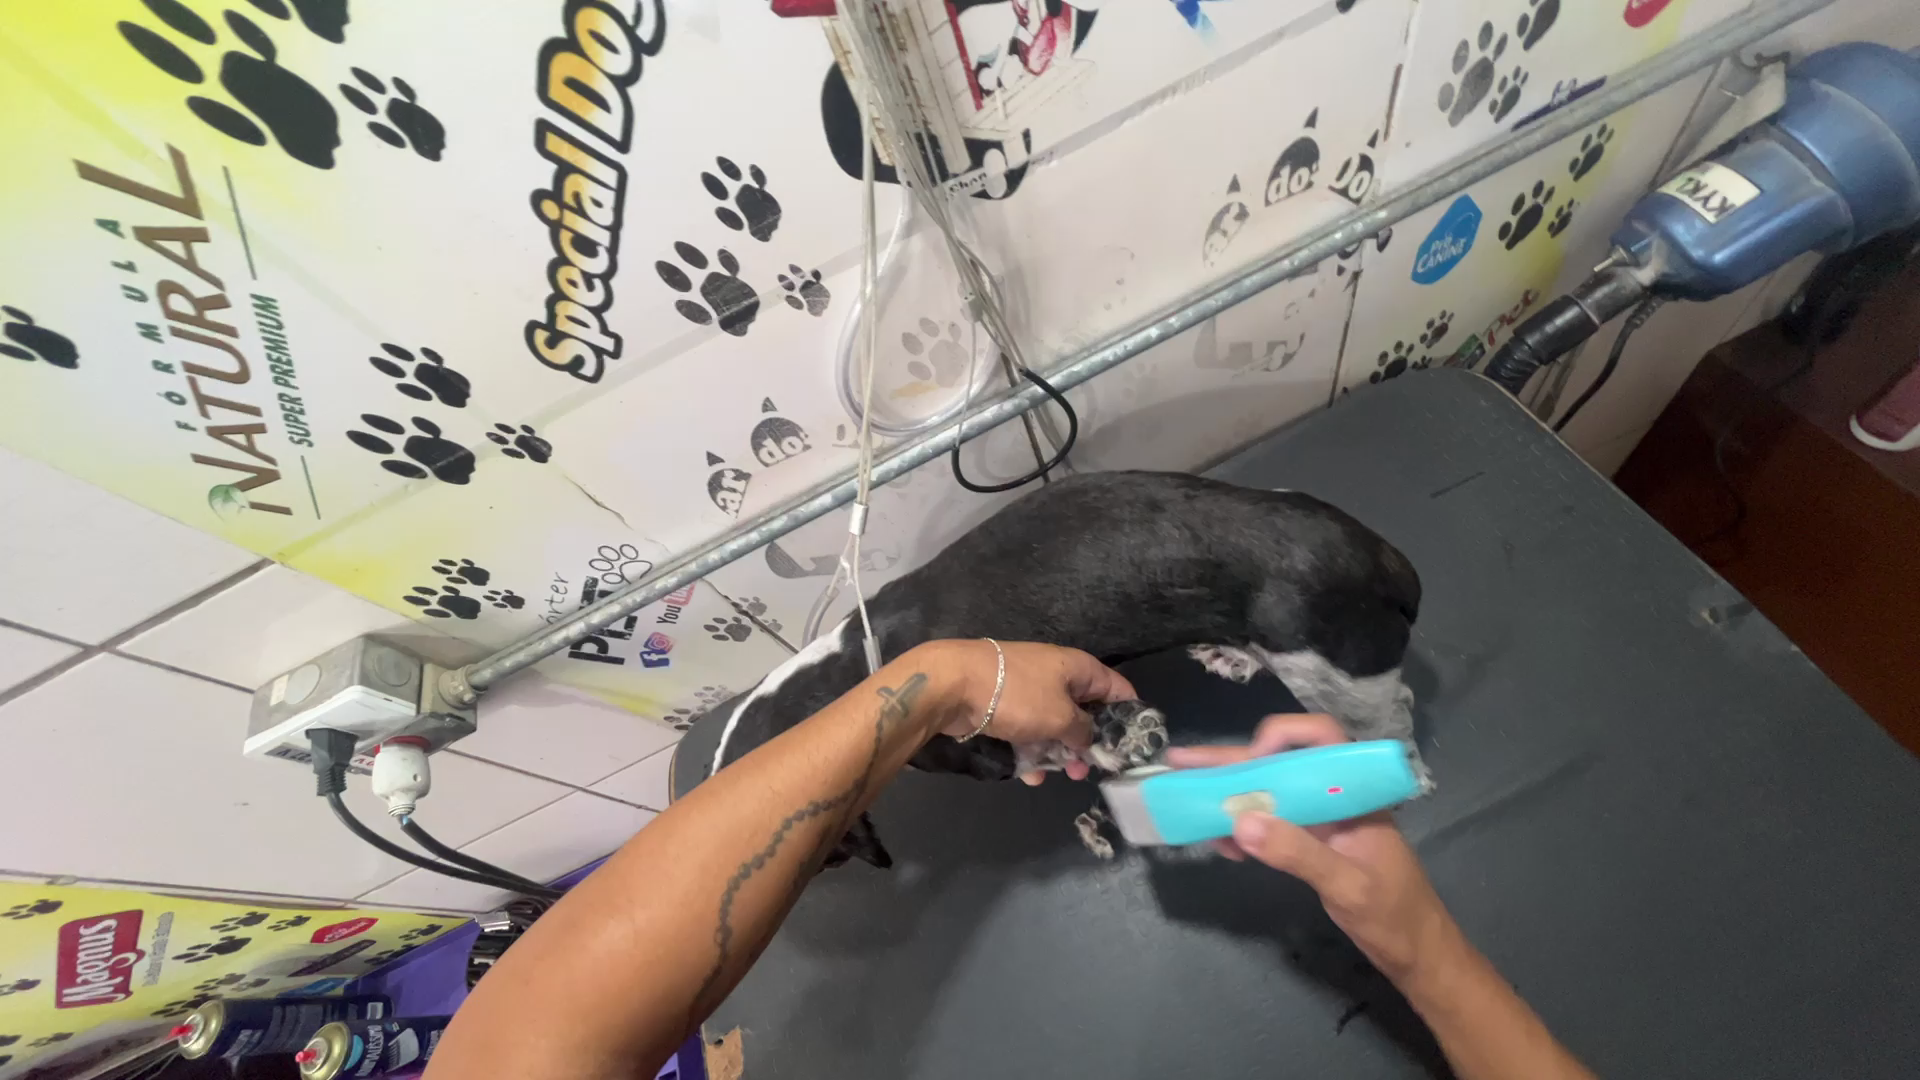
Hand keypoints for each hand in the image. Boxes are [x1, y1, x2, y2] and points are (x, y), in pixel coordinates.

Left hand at [920, 640, 1136, 783]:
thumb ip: (1084, 731)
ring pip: (1054, 724)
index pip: (1117, 688)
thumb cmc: (1018, 696)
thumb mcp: (1061, 716)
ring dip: (1058, 750)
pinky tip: (1029, 775)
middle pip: (1084, 710)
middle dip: (1088, 742)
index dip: (1129, 715)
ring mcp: (1029, 689)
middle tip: (1088, 770)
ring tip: (1059, 774)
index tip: (1134, 746)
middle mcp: (1056, 675)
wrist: (955, 684)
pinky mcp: (1006, 705)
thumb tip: (1089, 738)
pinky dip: (1031, 750)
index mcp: (1078, 667)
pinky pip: (1028, 730)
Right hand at [1165, 715, 1463, 983]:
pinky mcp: (1309, 841)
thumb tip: (1240, 822)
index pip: (1320, 736)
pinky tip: (1219, 841)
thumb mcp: (1349, 888)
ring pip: (1267, 790)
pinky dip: (1242, 828)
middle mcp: (1332, 794)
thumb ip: (1299, 854)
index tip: (1253, 760)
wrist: (1420, 959)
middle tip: (1181, 760)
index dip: (1281, 735)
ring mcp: (1319, 817)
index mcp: (1352, 791)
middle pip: (1277, 762)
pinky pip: (1268, 822)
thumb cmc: (1397, 918)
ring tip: (1185, 795)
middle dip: (1229, 761)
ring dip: (1227, 792)